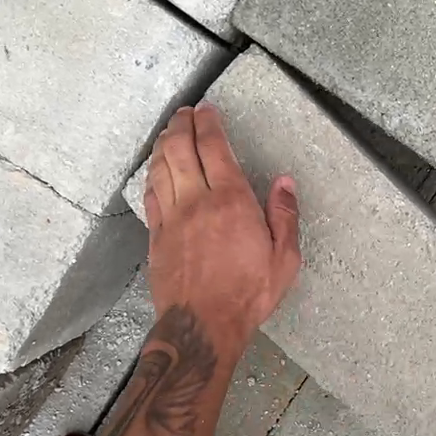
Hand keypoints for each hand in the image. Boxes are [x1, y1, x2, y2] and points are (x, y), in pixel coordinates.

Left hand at [143, 105, 300, 347]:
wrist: (203, 325)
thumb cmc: (248, 294)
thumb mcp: (284, 259)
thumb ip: (284, 216)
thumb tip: (284, 183)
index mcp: (232, 202)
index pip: (214, 148)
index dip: (208, 123)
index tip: (207, 110)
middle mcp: (197, 201)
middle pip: (180, 149)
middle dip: (181, 124)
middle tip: (185, 112)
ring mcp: (172, 217)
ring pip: (161, 167)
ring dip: (164, 143)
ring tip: (170, 130)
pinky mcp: (157, 235)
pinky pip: (150, 193)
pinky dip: (153, 173)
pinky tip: (157, 168)